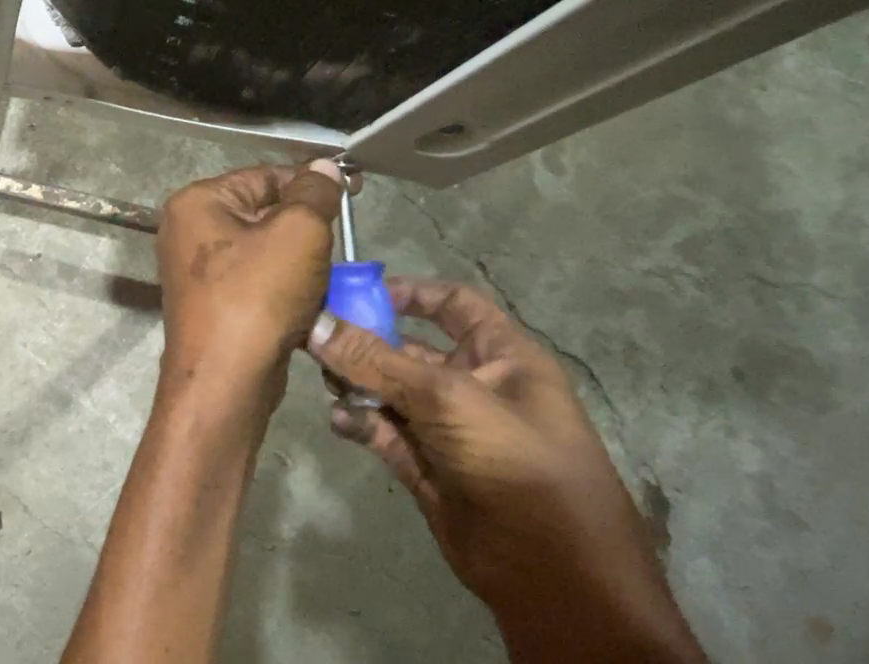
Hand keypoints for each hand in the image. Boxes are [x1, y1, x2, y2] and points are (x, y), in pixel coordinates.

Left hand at [155, 160, 343, 406]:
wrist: (225, 376)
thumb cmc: (257, 294)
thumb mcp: (298, 232)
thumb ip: (313, 194)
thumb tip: (322, 167)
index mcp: (196, 202)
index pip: (263, 175)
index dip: (310, 181)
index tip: (356, 189)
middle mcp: (188, 229)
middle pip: (264, 213)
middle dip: (307, 228)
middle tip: (339, 243)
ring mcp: (196, 269)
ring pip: (266, 251)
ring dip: (303, 263)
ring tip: (328, 278)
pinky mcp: (212, 302)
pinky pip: (259, 282)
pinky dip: (289, 289)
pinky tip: (313, 305)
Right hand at [309, 278, 704, 662]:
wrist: (555, 577)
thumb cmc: (517, 464)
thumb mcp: (448, 399)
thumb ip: (375, 359)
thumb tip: (313, 322)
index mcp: (502, 357)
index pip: (452, 303)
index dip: (407, 291)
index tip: (350, 291)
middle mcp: (474, 386)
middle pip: (407, 346)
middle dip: (363, 340)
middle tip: (314, 338)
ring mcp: (447, 428)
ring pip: (386, 388)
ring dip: (354, 383)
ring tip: (329, 385)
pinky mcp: (424, 464)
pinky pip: (379, 429)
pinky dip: (357, 421)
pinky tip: (342, 422)